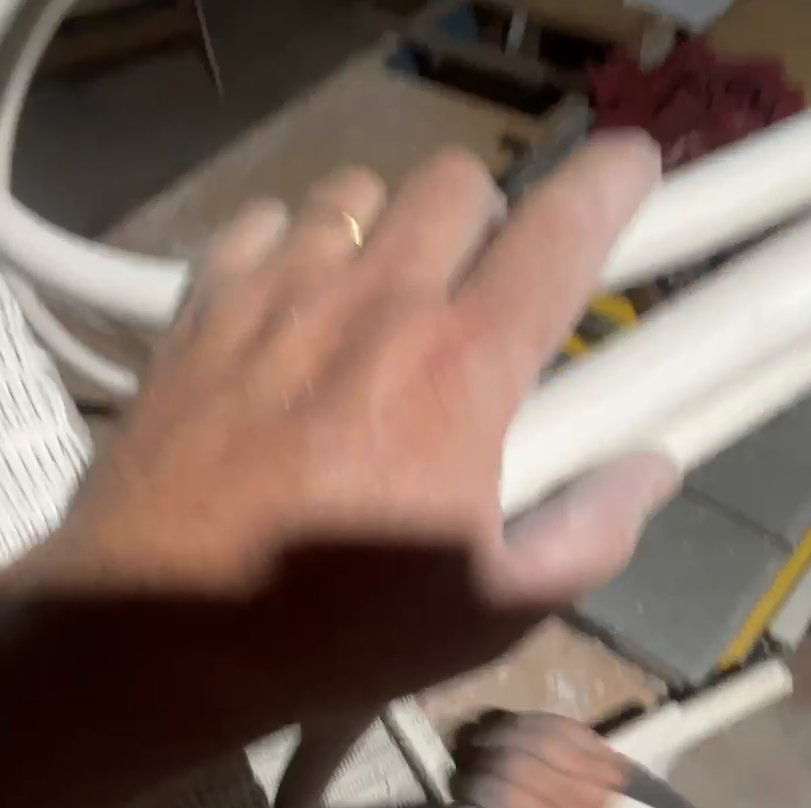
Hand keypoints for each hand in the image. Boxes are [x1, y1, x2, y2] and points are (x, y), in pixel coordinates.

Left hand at [26, 133, 677, 721]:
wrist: (160, 632)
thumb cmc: (334, 631)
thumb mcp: (488, 612)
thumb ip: (587, 534)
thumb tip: (650, 469)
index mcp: (460, 368)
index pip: (563, 229)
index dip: (612, 183)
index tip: (627, 173)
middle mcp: (372, 303)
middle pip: (454, 182)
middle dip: (485, 219)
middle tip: (473, 288)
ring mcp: (276, 293)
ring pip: (356, 193)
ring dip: (388, 230)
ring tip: (378, 298)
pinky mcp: (199, 308)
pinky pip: (262, 225)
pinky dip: (291, 245)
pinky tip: (288, 306)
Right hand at [454, 710, 704, 807]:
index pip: (502, 793)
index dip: (474, 787)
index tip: (463, 790)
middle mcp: (578, 793)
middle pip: (514, 756)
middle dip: (483, 756)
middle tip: (471, 764)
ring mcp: (597, 767)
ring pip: (537, 732)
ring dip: (504, 731)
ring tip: (488, 739)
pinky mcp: (612, 752)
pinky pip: (565, 725)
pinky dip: (535, 722)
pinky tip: (521, 729)